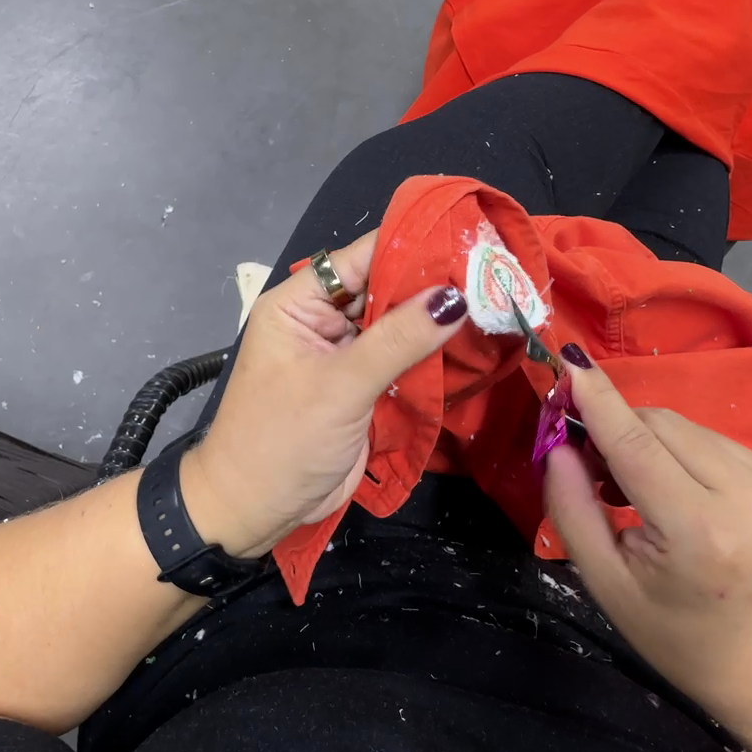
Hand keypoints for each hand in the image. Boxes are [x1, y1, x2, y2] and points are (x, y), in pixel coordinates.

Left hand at [182, 230, 466, 557]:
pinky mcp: (360, 386)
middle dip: (430, 286)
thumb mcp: (341, 385)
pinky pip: (400, 359)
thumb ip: (398, 339)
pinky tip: (471, 343)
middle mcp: (320, 320)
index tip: (467, 241)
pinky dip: (429, 355)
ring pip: (395, 325)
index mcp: (298, 304)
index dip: (410, 247)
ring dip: (434, 322)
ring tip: (493, 302)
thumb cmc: (284, 439)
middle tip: (493, 274)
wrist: (257, 510)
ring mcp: (342, 354)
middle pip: (382, 289)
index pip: (358, 259)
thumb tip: (454, 296)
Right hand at [543, 361, 751, 720]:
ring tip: (635, 488)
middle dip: (616, 428)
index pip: (636, 444)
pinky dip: (683, 452)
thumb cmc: (684, 640)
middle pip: (661, 425)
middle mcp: (749, 498)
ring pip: (688, 429)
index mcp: (702, 532)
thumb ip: (572, 509)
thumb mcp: (608, 585)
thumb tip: (558, 445)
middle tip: (588, 464)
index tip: (567, 360)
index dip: (597, 399)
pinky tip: (677, 491)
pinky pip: (716, 443)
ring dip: (649, 440)